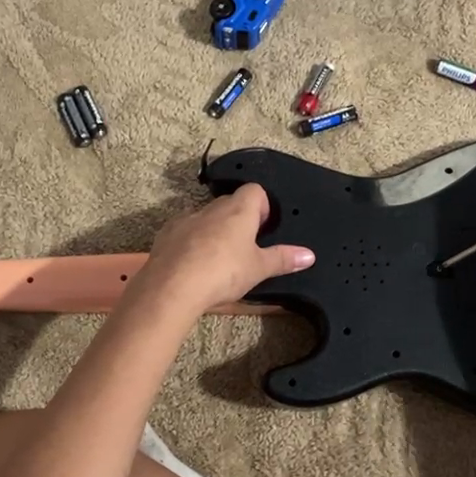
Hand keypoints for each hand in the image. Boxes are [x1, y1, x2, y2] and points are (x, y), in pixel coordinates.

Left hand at [132, 184, 314, 313]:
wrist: (172, 286)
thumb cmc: (222, 272)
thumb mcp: (258, 268)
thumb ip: (283, 259)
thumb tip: (309, 255)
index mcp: (238, 210)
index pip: (255, 190)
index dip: (263, 206)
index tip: (265, 228)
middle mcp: (212, 208)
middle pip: (230, 203)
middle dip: (239, 220)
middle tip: (246, 247)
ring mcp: (186, 219)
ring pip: (205, 217)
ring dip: (214, 230)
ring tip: (219, 258)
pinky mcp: (166, 234)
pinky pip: (184, 231)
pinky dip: (191, 242)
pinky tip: (193, 264)